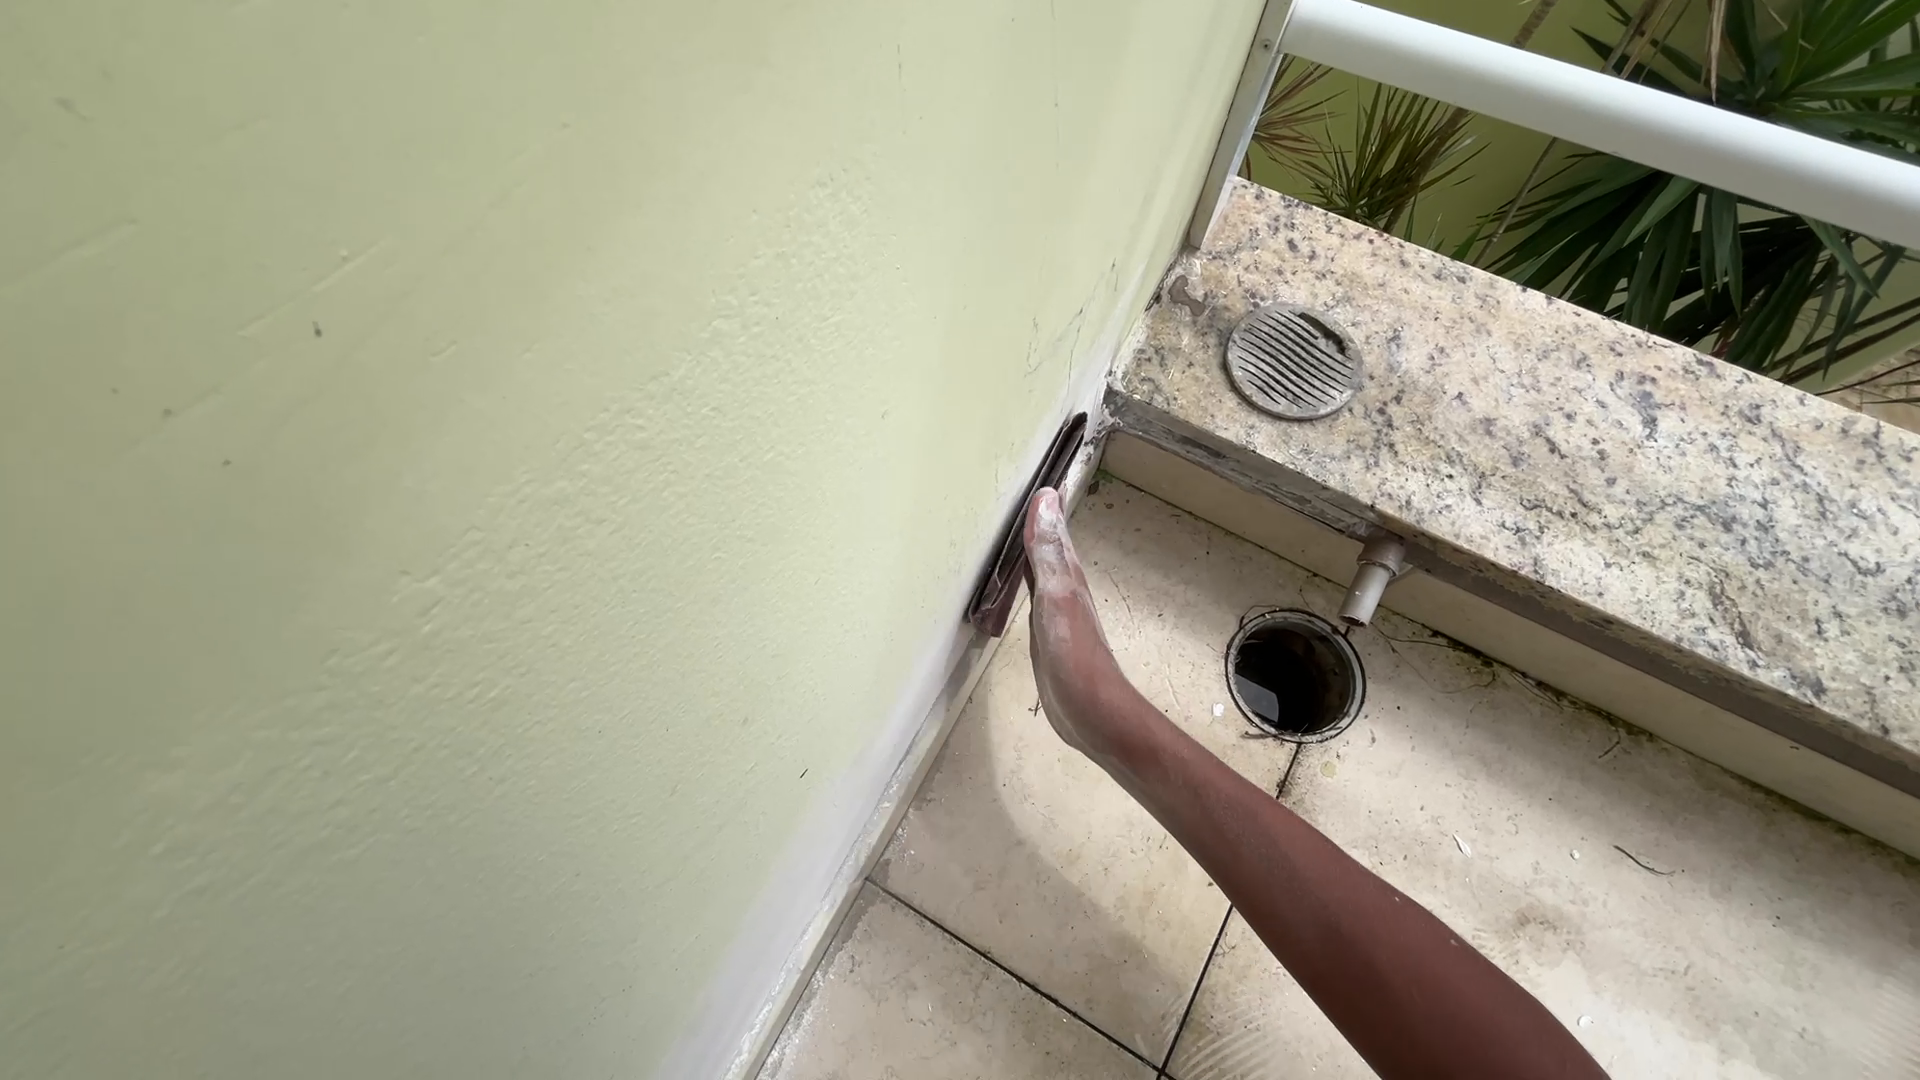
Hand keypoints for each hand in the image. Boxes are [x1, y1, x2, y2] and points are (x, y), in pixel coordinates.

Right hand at [1022, 488, 1131, 763]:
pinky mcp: (1046, 633)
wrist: (1090, 712)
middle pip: (1050, 544)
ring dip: (1030, 546)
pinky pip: (1031, 593)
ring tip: (1013, 526)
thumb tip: (1047, 497)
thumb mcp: (1057, 597)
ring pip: (1041, 566)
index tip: (1038, 475)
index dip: (1047, 504)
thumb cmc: (1074, 655)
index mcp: (1067, 574)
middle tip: (1019, 493)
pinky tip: (1015, 578)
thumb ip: (1048, 552)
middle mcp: (1064, 587)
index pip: (1056, 528)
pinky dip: (1023, 577)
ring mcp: (1056, 611)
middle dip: (1038, 520)